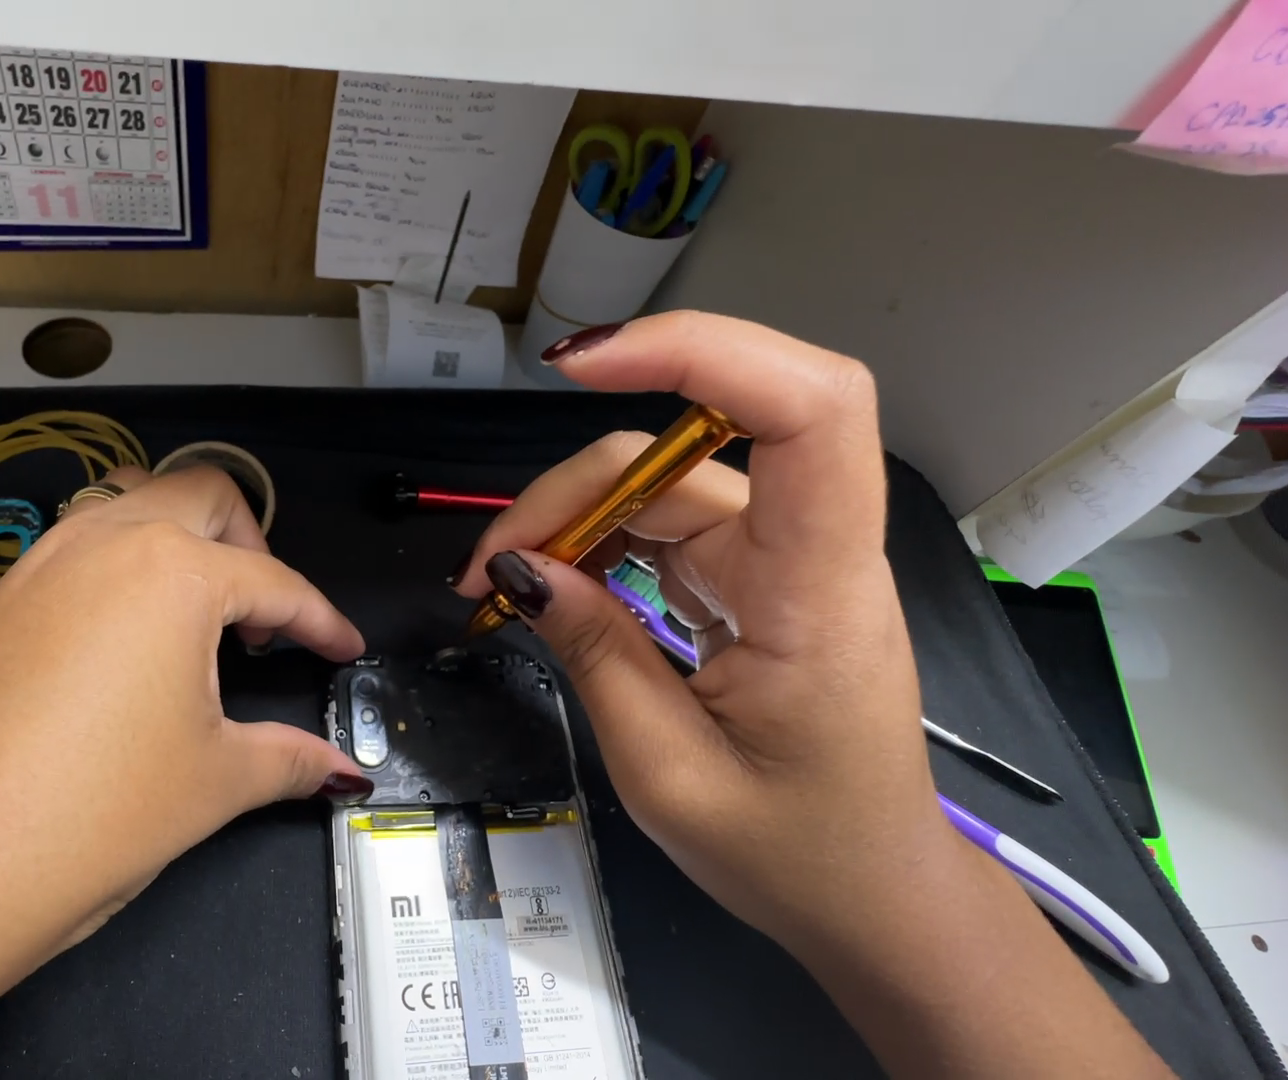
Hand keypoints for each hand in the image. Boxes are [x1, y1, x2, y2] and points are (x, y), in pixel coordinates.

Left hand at [0, 465, 369, 1079]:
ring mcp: (45, 559)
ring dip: (183, 538)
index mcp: (176, 572)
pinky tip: (129, 638)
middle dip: (252, 541)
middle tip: (266, 617)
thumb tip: (347, 771)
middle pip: (204, 496)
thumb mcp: (211, 784)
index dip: (322, 620)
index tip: (344, 649)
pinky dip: (127, 563)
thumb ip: (291, 762)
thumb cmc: (93, 812)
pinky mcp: (2, 594)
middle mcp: (109, 540)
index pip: (276, 583)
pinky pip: (83, 544)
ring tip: (201, 614)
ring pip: (134, 503)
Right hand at [452, 313, 1169, 1077]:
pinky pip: (654, 525)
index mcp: (818, 592)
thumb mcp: (668, 772)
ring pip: (652, 485)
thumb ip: (595, 656)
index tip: (580, 364)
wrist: (868, 895)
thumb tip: (521, 566)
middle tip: (488, 571)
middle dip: (566, 493)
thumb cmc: (792, 852)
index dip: (702, 353)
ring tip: (501, 585)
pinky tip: (547, 584)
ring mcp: (774, 556)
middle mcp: (804, 550)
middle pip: (676, 458)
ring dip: (565, 520)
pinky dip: (588, 542)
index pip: (807, 412)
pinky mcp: (745, 573)